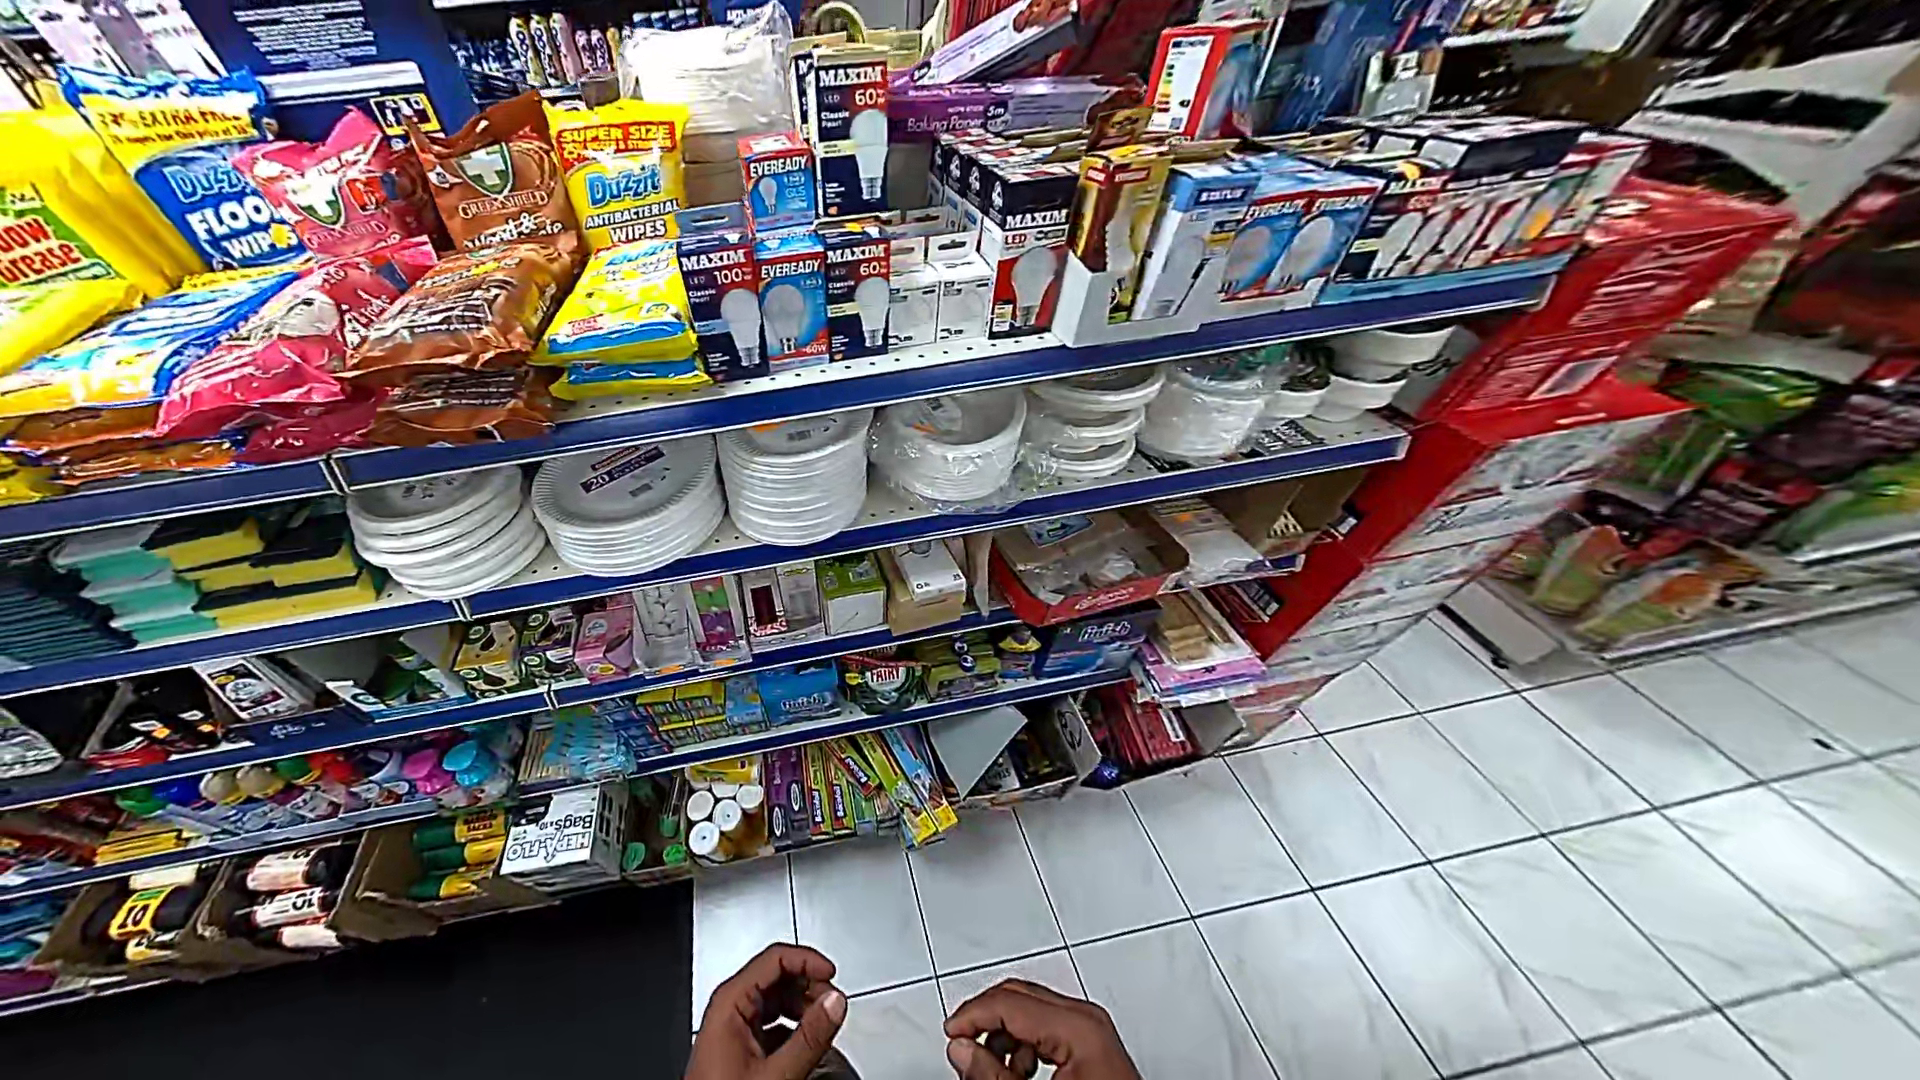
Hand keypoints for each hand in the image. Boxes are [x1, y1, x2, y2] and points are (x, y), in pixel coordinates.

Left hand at [687, 944, 847, 1079]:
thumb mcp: (774, 1075)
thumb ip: (808, 1037)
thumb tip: (835, 1002)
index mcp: (730, 1002)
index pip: (776, 958)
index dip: (807, 961)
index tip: (830, 976)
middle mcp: (729, 1008)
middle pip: (778, 977)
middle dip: (809, 987)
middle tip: (831, 1004)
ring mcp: (733, 1027)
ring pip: (777, 1000)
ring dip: (803, 1008)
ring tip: (821, 1026)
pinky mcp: (739, 1047)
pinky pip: (772, 1023)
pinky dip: (793, 1027)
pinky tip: (804, 1045)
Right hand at [944, 979, 1141, 1079]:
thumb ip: (995, 1074)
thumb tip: (963, 1048)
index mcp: (1079, 1025)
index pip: (1011, 1000)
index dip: (973, 1015)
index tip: (952, 1032)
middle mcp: (1088, 1018)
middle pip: (1020, 997)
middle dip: (986, 1020)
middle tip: (962, 1046)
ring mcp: (1093, 1029)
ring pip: (1032, 1011)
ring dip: (1005, 1036)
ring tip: (993, 1070)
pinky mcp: (1093, 1044)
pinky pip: (1048, 1027)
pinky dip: (1025, 1046)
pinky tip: (1019, 1073)